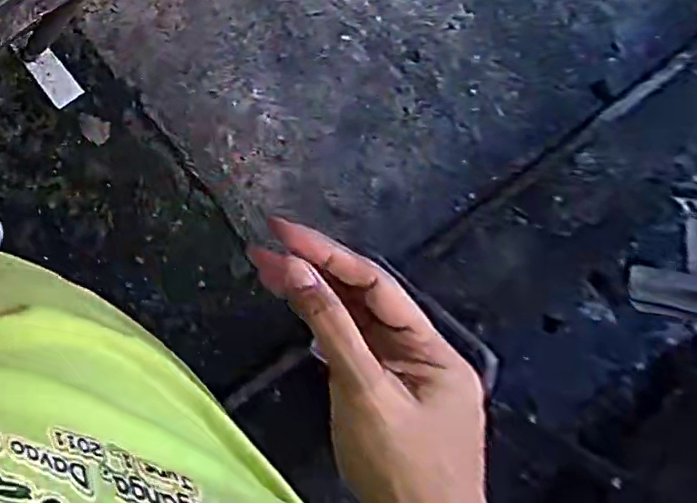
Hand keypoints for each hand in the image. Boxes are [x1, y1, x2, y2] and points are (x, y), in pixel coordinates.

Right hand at [250, 219, 486, 502]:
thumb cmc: (402, 466)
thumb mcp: (364, 390)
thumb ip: (330, 324)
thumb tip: (294, 265)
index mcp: (433, 350)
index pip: (375, 284)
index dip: (327, 252)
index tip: (282, 230)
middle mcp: (417, 351)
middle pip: (361, 294)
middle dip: (312, 266)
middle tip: (264, 243)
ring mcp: (396, 367)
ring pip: (348, 311)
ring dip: (307, 286)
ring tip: (263, 263)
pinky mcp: (374, 381)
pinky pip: (342, 334)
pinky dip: (313, 313)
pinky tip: (288, 296)